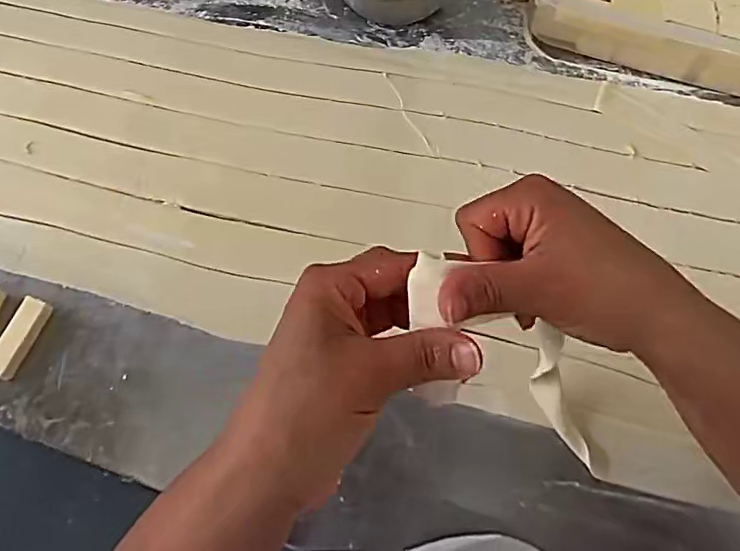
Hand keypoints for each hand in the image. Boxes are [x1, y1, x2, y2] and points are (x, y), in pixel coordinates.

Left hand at [214, 246, 482, 511]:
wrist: (266, 474)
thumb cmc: (303, 411)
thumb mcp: (369, 374)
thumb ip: (423, 355)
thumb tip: (469, 347)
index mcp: (328, 286)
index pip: (390, 265)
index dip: (433, 275)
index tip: (473, 288)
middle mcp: (332, 301)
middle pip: (392, 289)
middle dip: (431, 306)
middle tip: (474, 320)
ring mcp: (337, 334)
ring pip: (392, 319)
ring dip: (424, 333)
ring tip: (463, 347)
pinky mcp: (344, 365)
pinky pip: (387, 347)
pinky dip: (412, 356)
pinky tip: (439, 370)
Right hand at [438, 174, 705, 353]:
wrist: (664, 320)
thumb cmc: (610, 290)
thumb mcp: (533, 290)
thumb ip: (479, 289)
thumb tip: (441, 297)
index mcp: (530, 194)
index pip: (471, 221)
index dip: (480, 258)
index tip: (504, 285)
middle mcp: (540, 201)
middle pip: (485, 236)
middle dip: (496, 273)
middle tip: (522, 298)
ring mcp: (554, 223)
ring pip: (503, 252)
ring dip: (511, 284)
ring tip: (539, 303)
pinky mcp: (564, 245)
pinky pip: (524, 260)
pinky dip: (527, 285)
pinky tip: (547, 303)